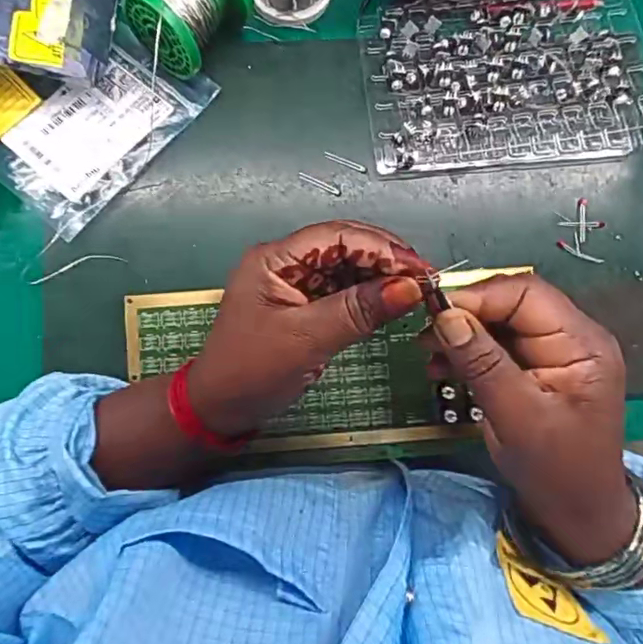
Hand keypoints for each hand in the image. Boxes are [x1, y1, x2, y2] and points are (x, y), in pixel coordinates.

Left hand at [187, 221, 430, 435]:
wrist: (221, 408)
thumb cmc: (247, 371)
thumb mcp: (306, 339)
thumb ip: (357, 311)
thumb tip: (407, 287)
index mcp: (273, 259)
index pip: (335, 235)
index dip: (380, 247)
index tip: (416, 268)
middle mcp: (284, 264)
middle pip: (344, 247)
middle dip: (384, 260)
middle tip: (422, 281)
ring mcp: (294, 285)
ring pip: (347, 269)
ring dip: (379, 279)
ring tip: (412, 294)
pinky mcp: (304, 307)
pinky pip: (342, 292)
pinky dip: (367, 298)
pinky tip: (388, 305)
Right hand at [421, 273, 640, 565]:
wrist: (578, 513)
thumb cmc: (558, 469)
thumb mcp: (516, 415)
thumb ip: (481, 362)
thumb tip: (445, 316)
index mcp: (582, 343)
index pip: (524, 293)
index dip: (476, 295)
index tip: (432, 312)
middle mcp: (570, 337)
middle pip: (509, 301)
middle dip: (464, 313)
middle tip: (424, 333)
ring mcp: (552, 351)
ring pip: (497, 320)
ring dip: (459, 331)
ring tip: (428, 352)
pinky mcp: (533, 366)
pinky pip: (494, 343)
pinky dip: (465, 349)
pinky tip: (441, 366)